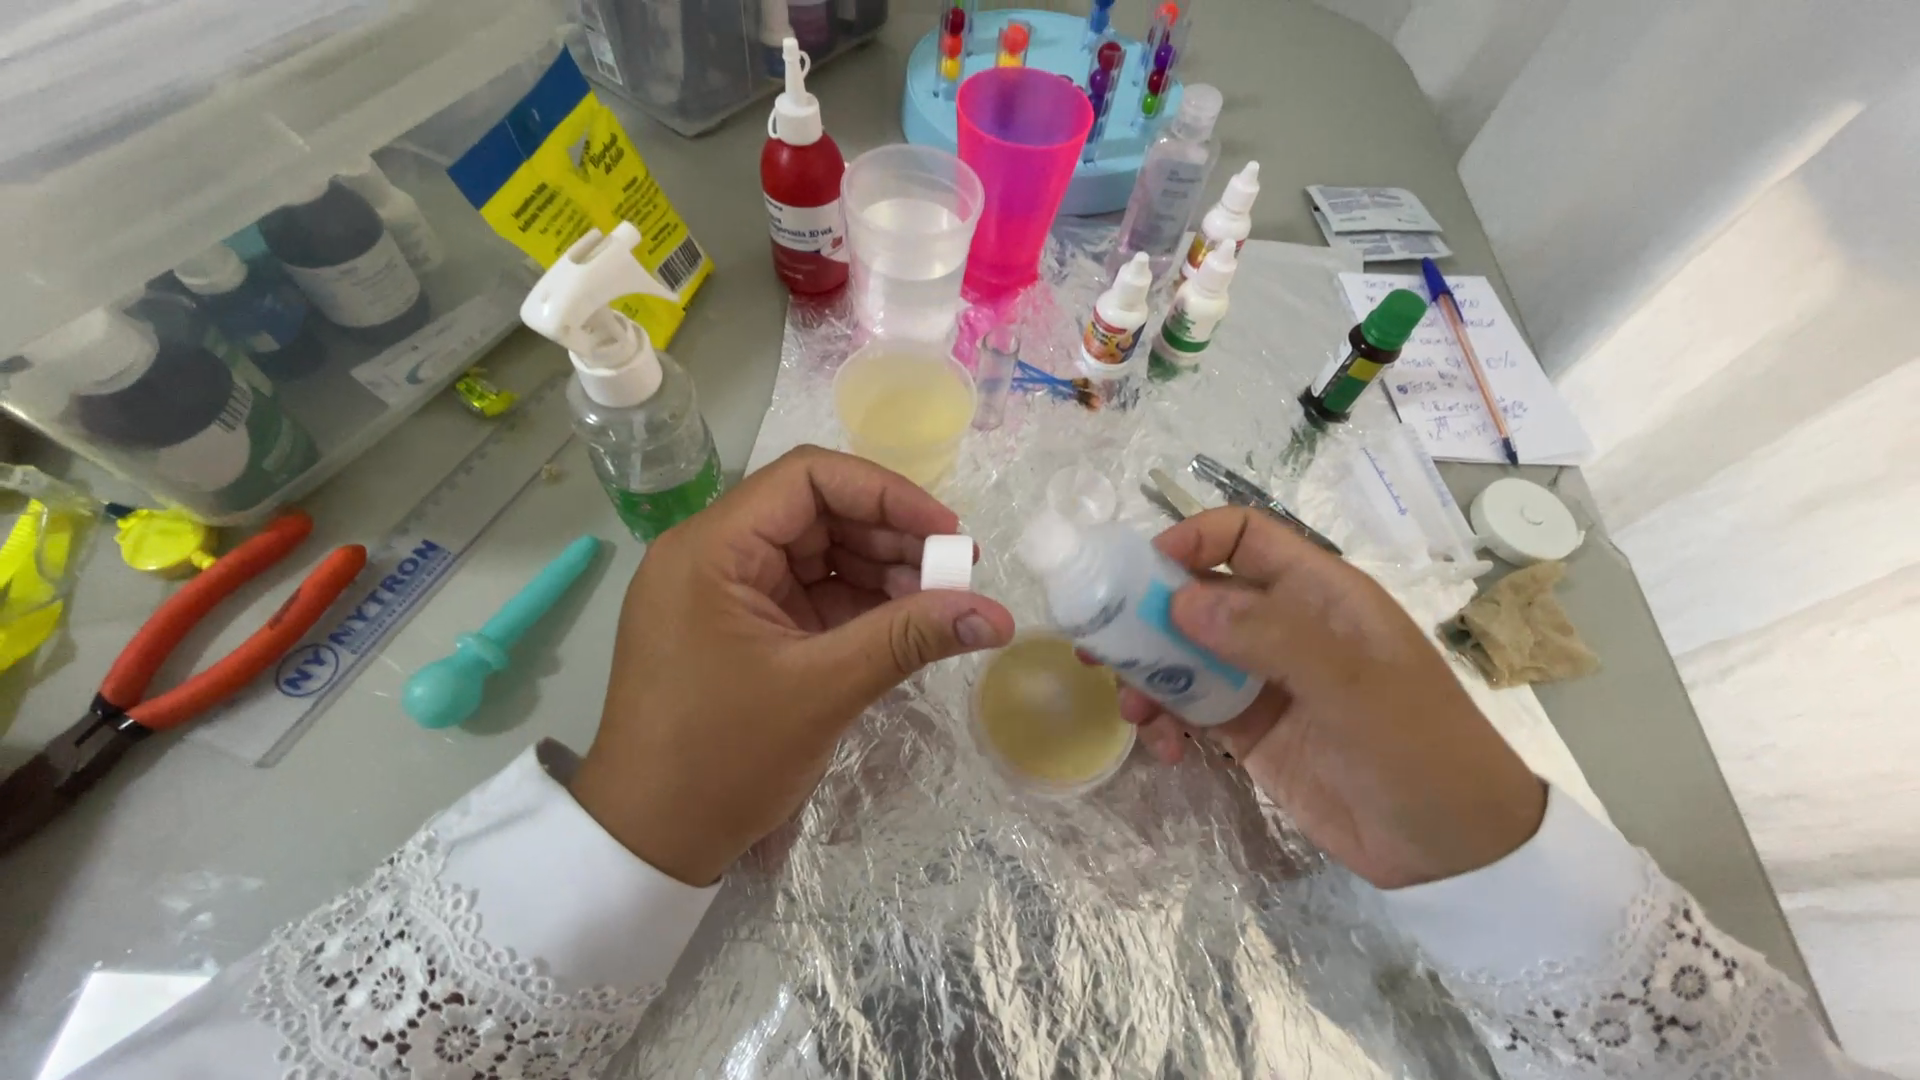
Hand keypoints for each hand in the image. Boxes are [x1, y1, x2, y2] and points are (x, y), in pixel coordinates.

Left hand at [568, 446, 1014, 885]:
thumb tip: (998, 616)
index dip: (886, 493)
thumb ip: (910, 639)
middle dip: (890, 537)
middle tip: (955, 572)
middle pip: (817, 512)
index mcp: (712, 549)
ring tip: (936, 602)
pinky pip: (810, 595)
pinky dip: (858, 604)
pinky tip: (902, 623)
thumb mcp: (823, 691)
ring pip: (818, 554)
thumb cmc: (721, 761)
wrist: (648, 844)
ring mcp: (727, 592)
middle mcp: (715, 555)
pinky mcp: (742, 627)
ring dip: (880, 571)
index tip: (946, 531)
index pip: (808, 478)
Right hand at [1126, 507, 1545, 888]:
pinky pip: (1189, 708)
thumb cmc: (1418, 748)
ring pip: (1183, 654)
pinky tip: (1165, 749)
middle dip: (1145, 615)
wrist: (1452, 851)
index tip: (1141, 572)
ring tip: (1130, 710)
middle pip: (1197, 596)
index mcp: (1317, 593)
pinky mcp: (1246, 729)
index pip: (1243, 537)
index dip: (1192, 540)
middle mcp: (1282, 626)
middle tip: (1098, 643)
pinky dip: (1166, 722)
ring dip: (1147, 674)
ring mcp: (1260, 679)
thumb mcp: (1352, 688)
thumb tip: (1179, 602)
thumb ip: (1270, 637)